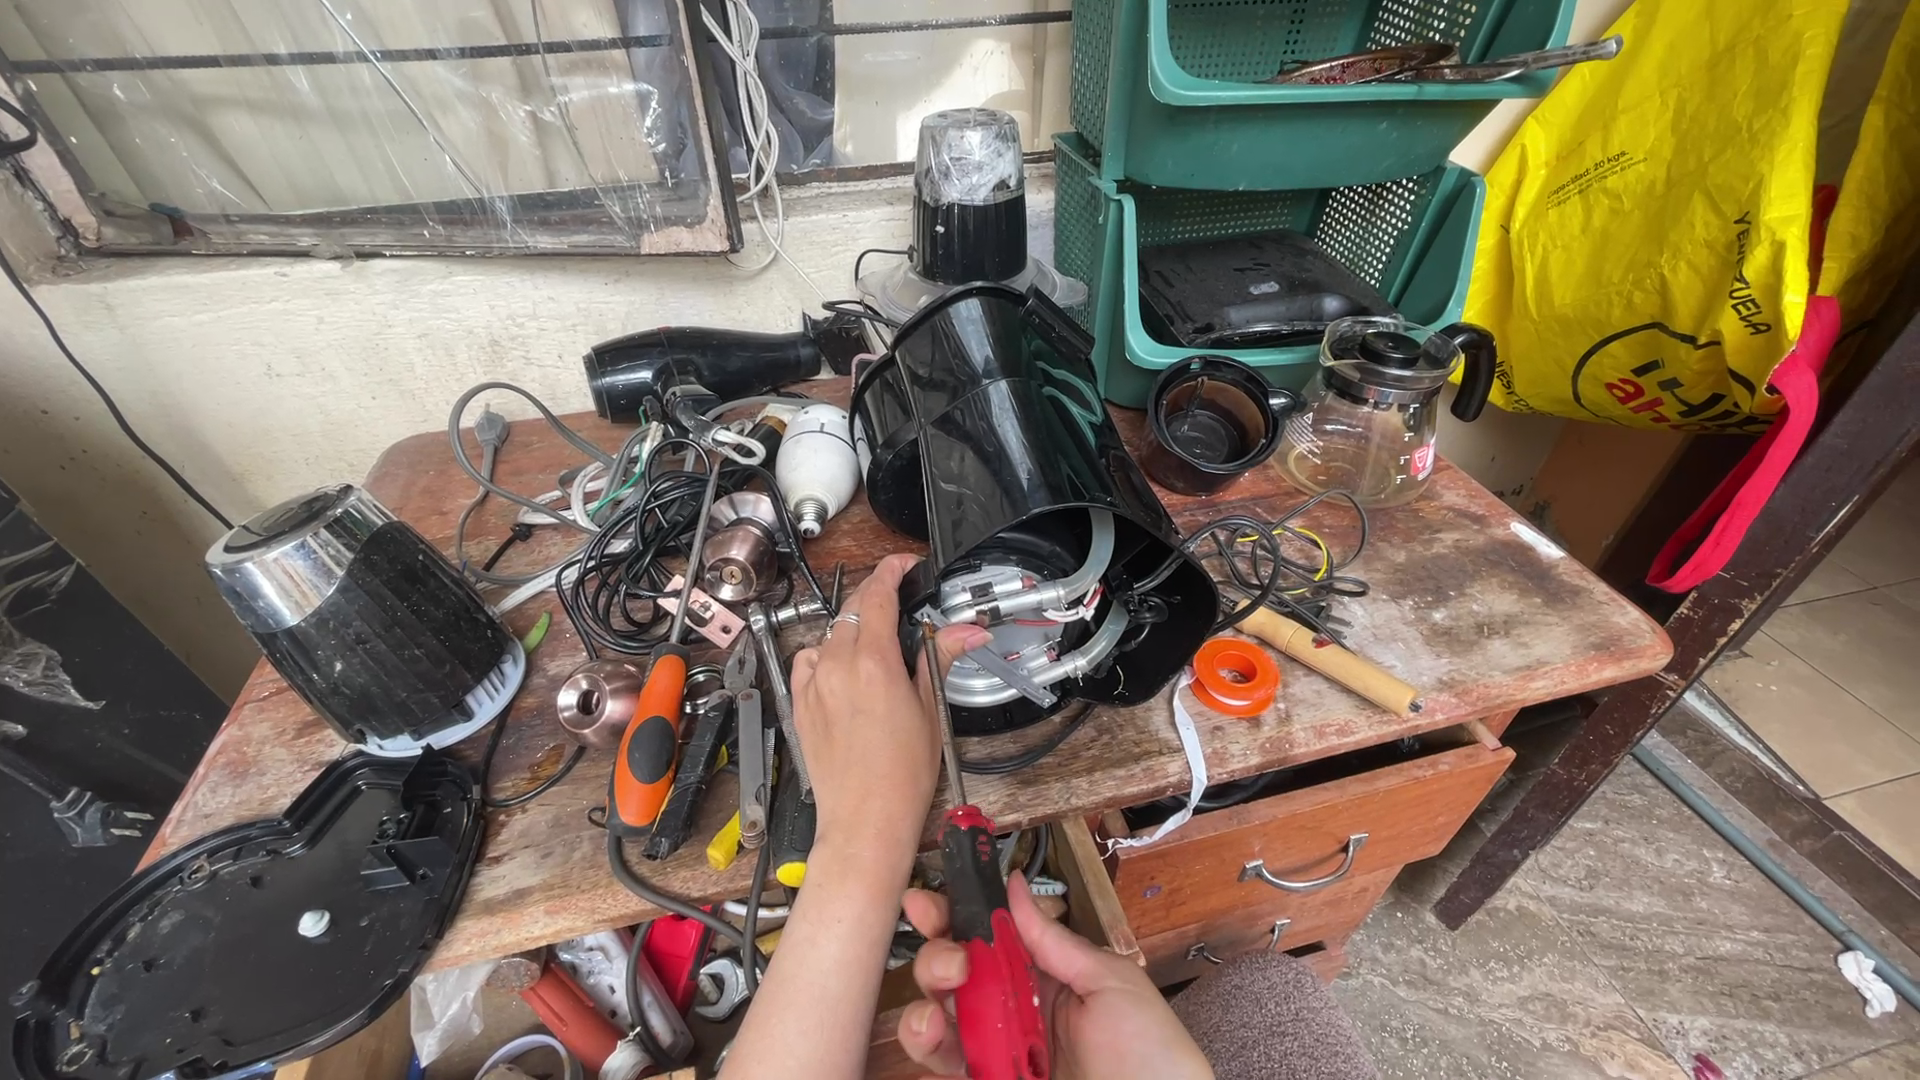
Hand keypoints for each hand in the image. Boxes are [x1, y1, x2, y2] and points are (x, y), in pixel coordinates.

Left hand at [790, 553, 990, 860]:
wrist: (864, 820)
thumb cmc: (901, 775)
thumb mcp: (930, 708)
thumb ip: (939, 657)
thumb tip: (967, 630)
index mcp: (872, 663)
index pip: (877, 595)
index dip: (892, 571)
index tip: (903, 565)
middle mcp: (836, 667)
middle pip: (852, 609)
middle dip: (876, 598)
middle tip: (900, 608)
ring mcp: (813, 685)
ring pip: (830, 634)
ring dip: (853, 629)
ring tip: (877, 649)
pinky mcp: (800, 704)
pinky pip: (808, 660)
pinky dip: (826, 654)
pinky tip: (844, 670)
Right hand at [899, 871, 1212, 1079]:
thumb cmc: (1147, 1049)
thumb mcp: (1107, 980)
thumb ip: (1051, 939)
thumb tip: (1012, 883)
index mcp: (1042, 972)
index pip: (988, 935)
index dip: (954, 914)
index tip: (924, 900)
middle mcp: (1012, 1006)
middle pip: (954, 969)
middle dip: (937, 951)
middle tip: (955, 959)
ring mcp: (997, 1048)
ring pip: (939, 1013)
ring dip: (925, 995)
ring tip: (941, 997)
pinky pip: (944, 1061)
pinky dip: (926, 1040)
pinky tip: (932, 1027)